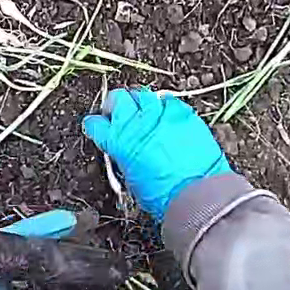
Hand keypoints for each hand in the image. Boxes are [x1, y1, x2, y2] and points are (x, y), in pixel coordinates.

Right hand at [82, 87, 230, 221]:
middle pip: (117, 97)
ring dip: (142, 104)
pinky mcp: (181, 112)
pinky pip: (168, 101)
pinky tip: (168, 120)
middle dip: (117, 104)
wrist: (194, 191)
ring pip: (143, 94)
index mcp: (118, 141)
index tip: (100, 126)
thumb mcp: (131, 179)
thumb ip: (124, 157)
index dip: (97, 125)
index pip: (95, 123)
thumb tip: (124, 150)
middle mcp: (135, 122)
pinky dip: (166, 108)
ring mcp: (159, 114)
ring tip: (148, 117)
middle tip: (122, 114)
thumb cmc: (163, 195)